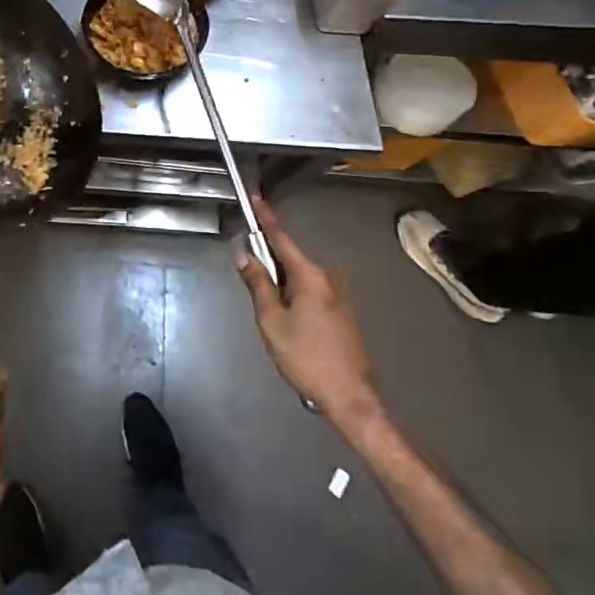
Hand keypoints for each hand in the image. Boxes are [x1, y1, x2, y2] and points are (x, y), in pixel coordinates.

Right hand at [237, 196, 381, 423]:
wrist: (349, 395)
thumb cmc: (306, 357)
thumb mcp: (272, 321)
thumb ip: (258, 284)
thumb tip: (245, 255)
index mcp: (309, 276)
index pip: (282, 238)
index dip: (266, 218)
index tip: (256, 198)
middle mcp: (326, 279)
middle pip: (288, 259)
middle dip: (267, 262)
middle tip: (248, 278)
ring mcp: (335, 296)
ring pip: (297, 279)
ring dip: (278, 285)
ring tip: (268, 315)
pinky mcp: (338, 312)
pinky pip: (307, 293)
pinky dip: (291, 297)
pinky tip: (285, 323)